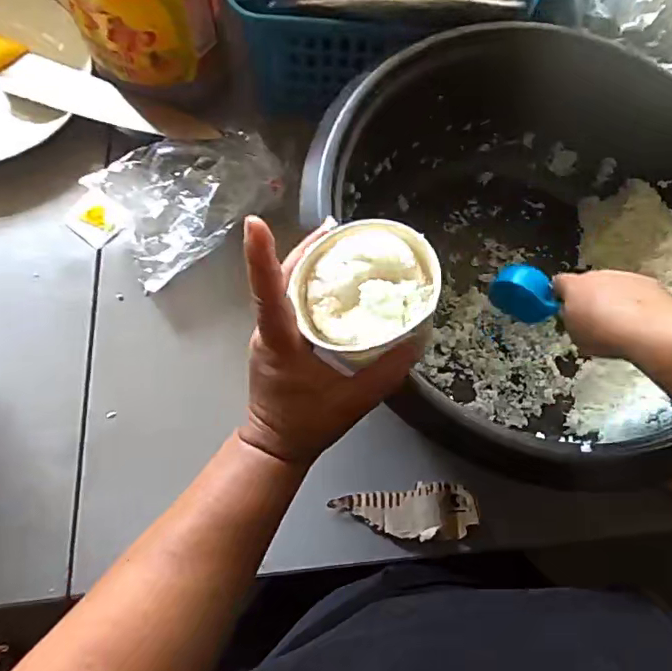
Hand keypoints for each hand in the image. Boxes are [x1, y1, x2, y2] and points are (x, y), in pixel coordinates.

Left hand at [238, 217, 419, 466]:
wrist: (274, 446)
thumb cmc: (306, 425)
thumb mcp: (353, 401)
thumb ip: (386, 372)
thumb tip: (415, 341)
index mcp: (281, 343)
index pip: (268, 294)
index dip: (260, 257)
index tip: (255, 224)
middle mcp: (269, 331)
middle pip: (280, 278)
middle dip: (306, 248)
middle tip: (338, 229)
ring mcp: (269, 332)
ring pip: (283, 285)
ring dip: (306, 260)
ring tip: (337, 241)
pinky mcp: (276, 336)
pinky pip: (289, 298)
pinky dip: (308, 280)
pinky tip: (331, 276)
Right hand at [554, 270, 671, 358]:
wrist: (649, 330)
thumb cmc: (607, 335)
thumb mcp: (575, 336)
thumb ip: (569, 320)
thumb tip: (571, 316)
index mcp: (574, 286)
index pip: (558, 283)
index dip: (558, 295)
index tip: (562, 307)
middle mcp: (598, 275)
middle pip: (587, 283)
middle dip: (589, 299)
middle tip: (592, 322)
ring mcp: (623, 276)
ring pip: (612, 286)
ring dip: (612, 301)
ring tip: (618, 327)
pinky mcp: (646, 282)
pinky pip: (634, 291)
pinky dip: (634, 303)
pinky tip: (637, 323)